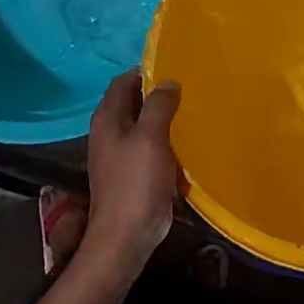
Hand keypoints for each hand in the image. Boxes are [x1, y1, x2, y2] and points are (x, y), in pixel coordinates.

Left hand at [81, 69, 181, 275]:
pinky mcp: (135, 172)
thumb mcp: (150, 137)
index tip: (177, 68)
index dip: (147, 71)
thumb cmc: (136, 183)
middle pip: (135, 101)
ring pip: (146, 124)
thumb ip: (159, 105)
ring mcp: (122, 153)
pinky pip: (153, 146)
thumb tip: (169, 82)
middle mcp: (111, 132)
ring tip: (195, 110)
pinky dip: (169, 140)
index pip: (124, 81)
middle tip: (192, 88)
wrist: (127, 235)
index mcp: (108, 118)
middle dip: (160, 94)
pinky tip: (189, 140)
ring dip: (167, 118)